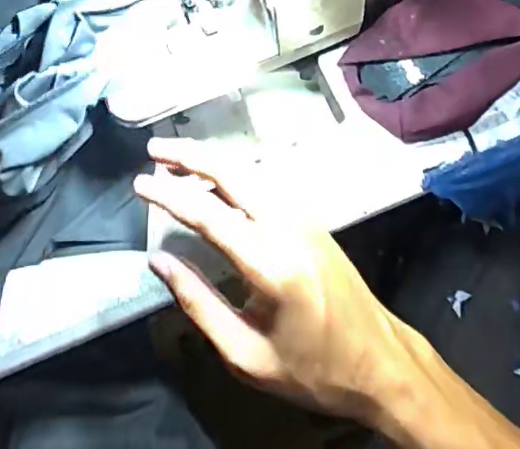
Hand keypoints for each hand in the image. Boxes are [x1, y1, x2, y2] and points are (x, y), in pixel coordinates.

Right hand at [132, 138, 418, 422]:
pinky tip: (214, 180)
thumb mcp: (248, 355)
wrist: (379, 360)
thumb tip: (161, 261)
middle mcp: (290, 226)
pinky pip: (265, 184)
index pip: (210, 216)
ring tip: (176, 160)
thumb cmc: (313, 369)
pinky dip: (233, 174)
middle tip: (155, 149)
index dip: (170, 195)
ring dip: (211, 161)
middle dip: (191, 156)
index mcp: (272, 265)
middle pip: (233, 174)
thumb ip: (200, 305)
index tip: (140, 182)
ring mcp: (305, 217)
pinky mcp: (312, 218)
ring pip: (250, 173)